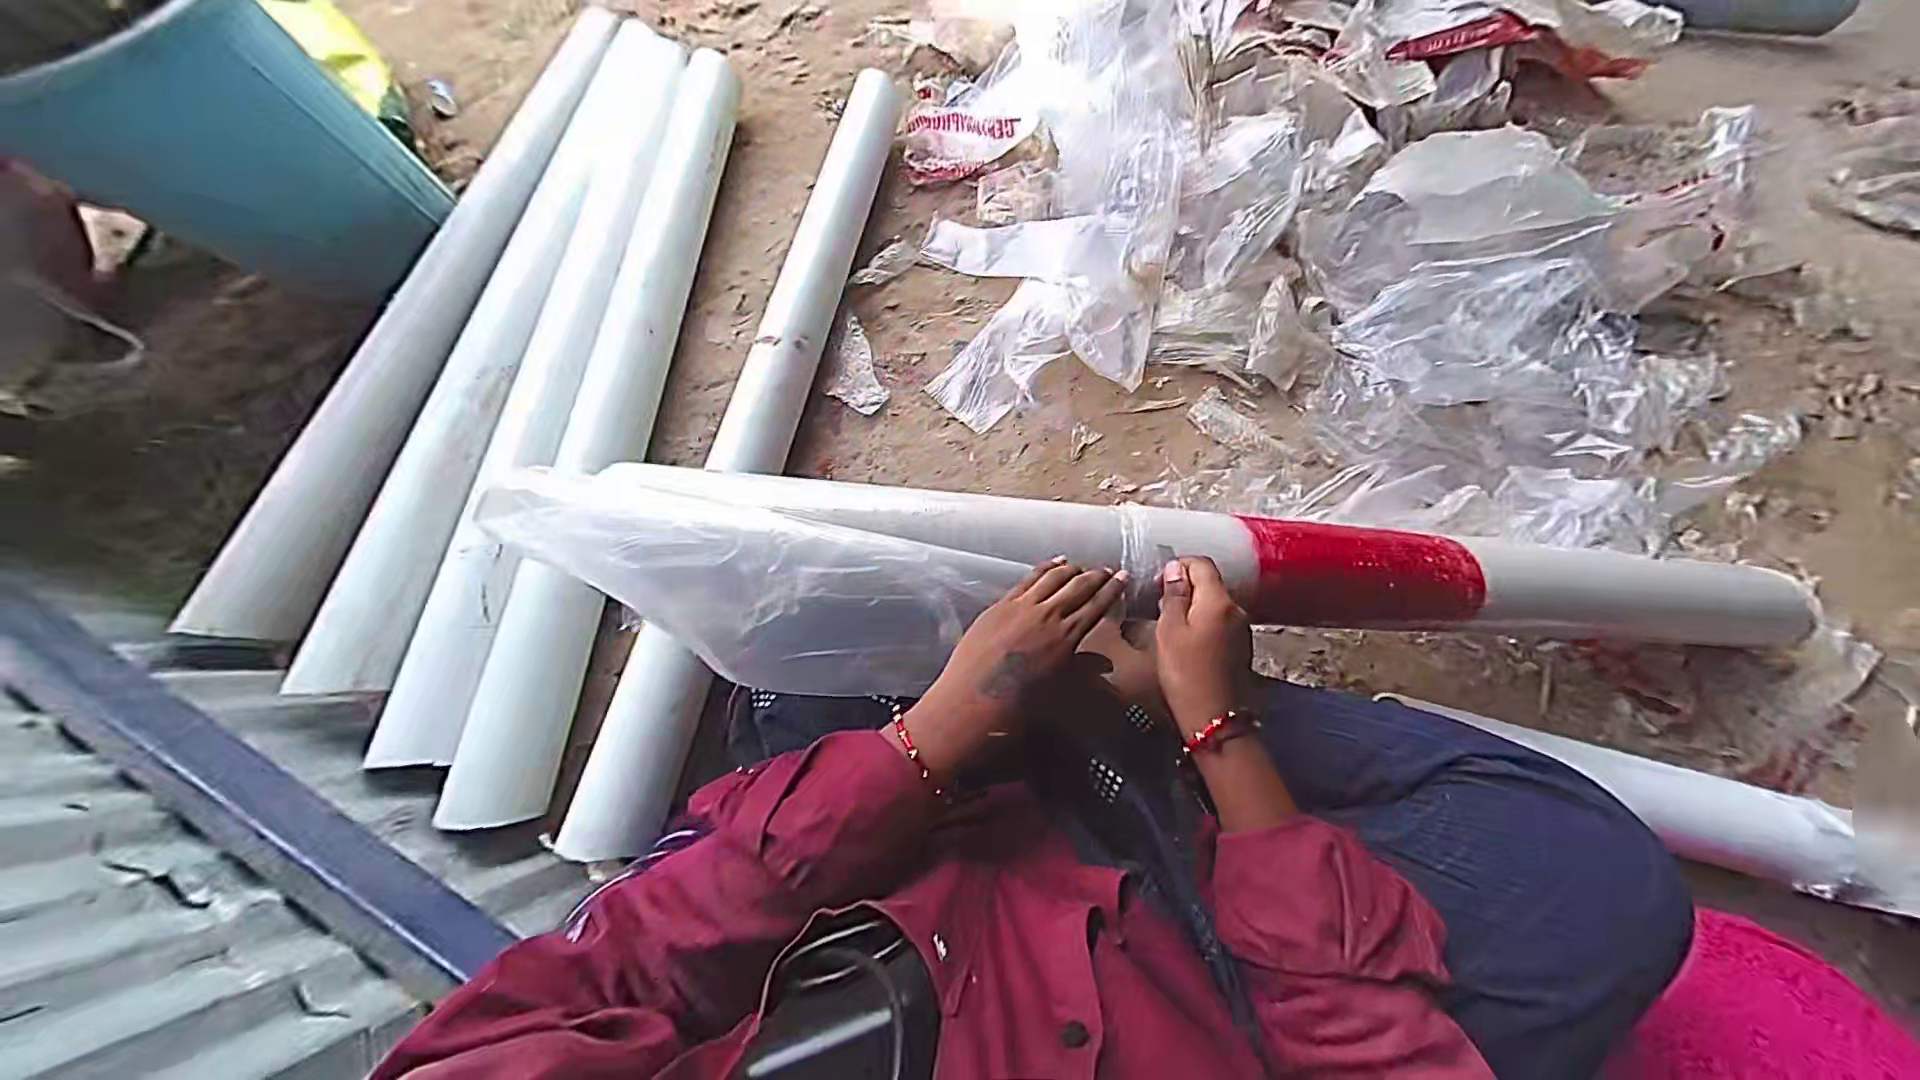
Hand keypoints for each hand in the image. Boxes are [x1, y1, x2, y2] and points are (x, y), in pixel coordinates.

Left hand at [897, 559, 1127, 781]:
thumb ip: (1081, 671)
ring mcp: (1023, 607)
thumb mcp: (1057, 689)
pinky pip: (1029, 578)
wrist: (973, 699)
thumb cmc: (1016, 703)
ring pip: (1055, 577)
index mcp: (1066, 638)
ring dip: (1072, 569)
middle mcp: (1048, 616)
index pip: (1097, 605)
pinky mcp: (1002, 604)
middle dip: (1097, 575)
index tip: (1123, 578)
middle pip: (1079, 586)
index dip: (1112, 589)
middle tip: (1107, 569)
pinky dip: (1045, 568)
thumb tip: (1103, 665)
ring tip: (1082, 566)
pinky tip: (1053, 562)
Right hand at [1154, 557, 1252, 735]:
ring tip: (1169, 624)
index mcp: (1218, 601)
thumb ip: (1173, 595)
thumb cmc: (1185, 672)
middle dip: (1184, 586)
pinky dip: (1202, 621)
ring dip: (1192, 605)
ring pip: (1214, 602)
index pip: (1202, 564)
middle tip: (1159, 604)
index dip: (1178, 566)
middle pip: (1210, 582)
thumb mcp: (1169, 630)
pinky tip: (1186, 640)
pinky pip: (1219, 621)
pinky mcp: (1240, 645)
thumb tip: (1175, 569)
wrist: (1213, 717)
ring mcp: (1241, 628)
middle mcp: (1236, 609)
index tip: (1158, 582)